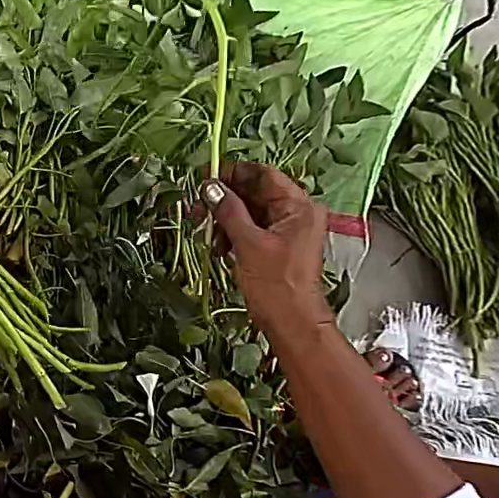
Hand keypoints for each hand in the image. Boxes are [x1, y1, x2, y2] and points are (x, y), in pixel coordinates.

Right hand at [203, 162, 334, 339]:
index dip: (233, 174)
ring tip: (210, 235)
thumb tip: (211, 187)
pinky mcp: (279, 246)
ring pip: (251, 211)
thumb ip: (228, 211)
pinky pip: (253, 229)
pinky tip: (220, 247)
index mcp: (298, 206)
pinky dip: (234, 234)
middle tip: (199, 208)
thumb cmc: (277, 286)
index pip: (263, 174)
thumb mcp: (248, 244)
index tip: (206, 179)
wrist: (291, 323)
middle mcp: (297, 213)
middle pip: (256, 192)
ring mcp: (289, 230)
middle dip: (226, 200)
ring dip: (227, 219)